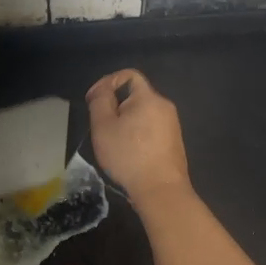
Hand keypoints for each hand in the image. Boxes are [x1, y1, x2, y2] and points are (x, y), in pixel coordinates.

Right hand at [85, 69, 190, 201]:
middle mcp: (164, 106)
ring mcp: (172, 125)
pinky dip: (136, 132)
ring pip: (142, 112)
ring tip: (112, 140)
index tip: (92, 101)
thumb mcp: (103, 126)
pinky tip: (128, 151)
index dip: (107, 82)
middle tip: (99, 125)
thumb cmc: (128, 155)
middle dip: (115, 105)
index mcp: (148, 98)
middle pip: (135, 95)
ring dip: (125, 120)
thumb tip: (104, 89)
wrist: (160, 189)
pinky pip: (150, 127)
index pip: (128, 75)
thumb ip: (101, 101)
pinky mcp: (173, 141)